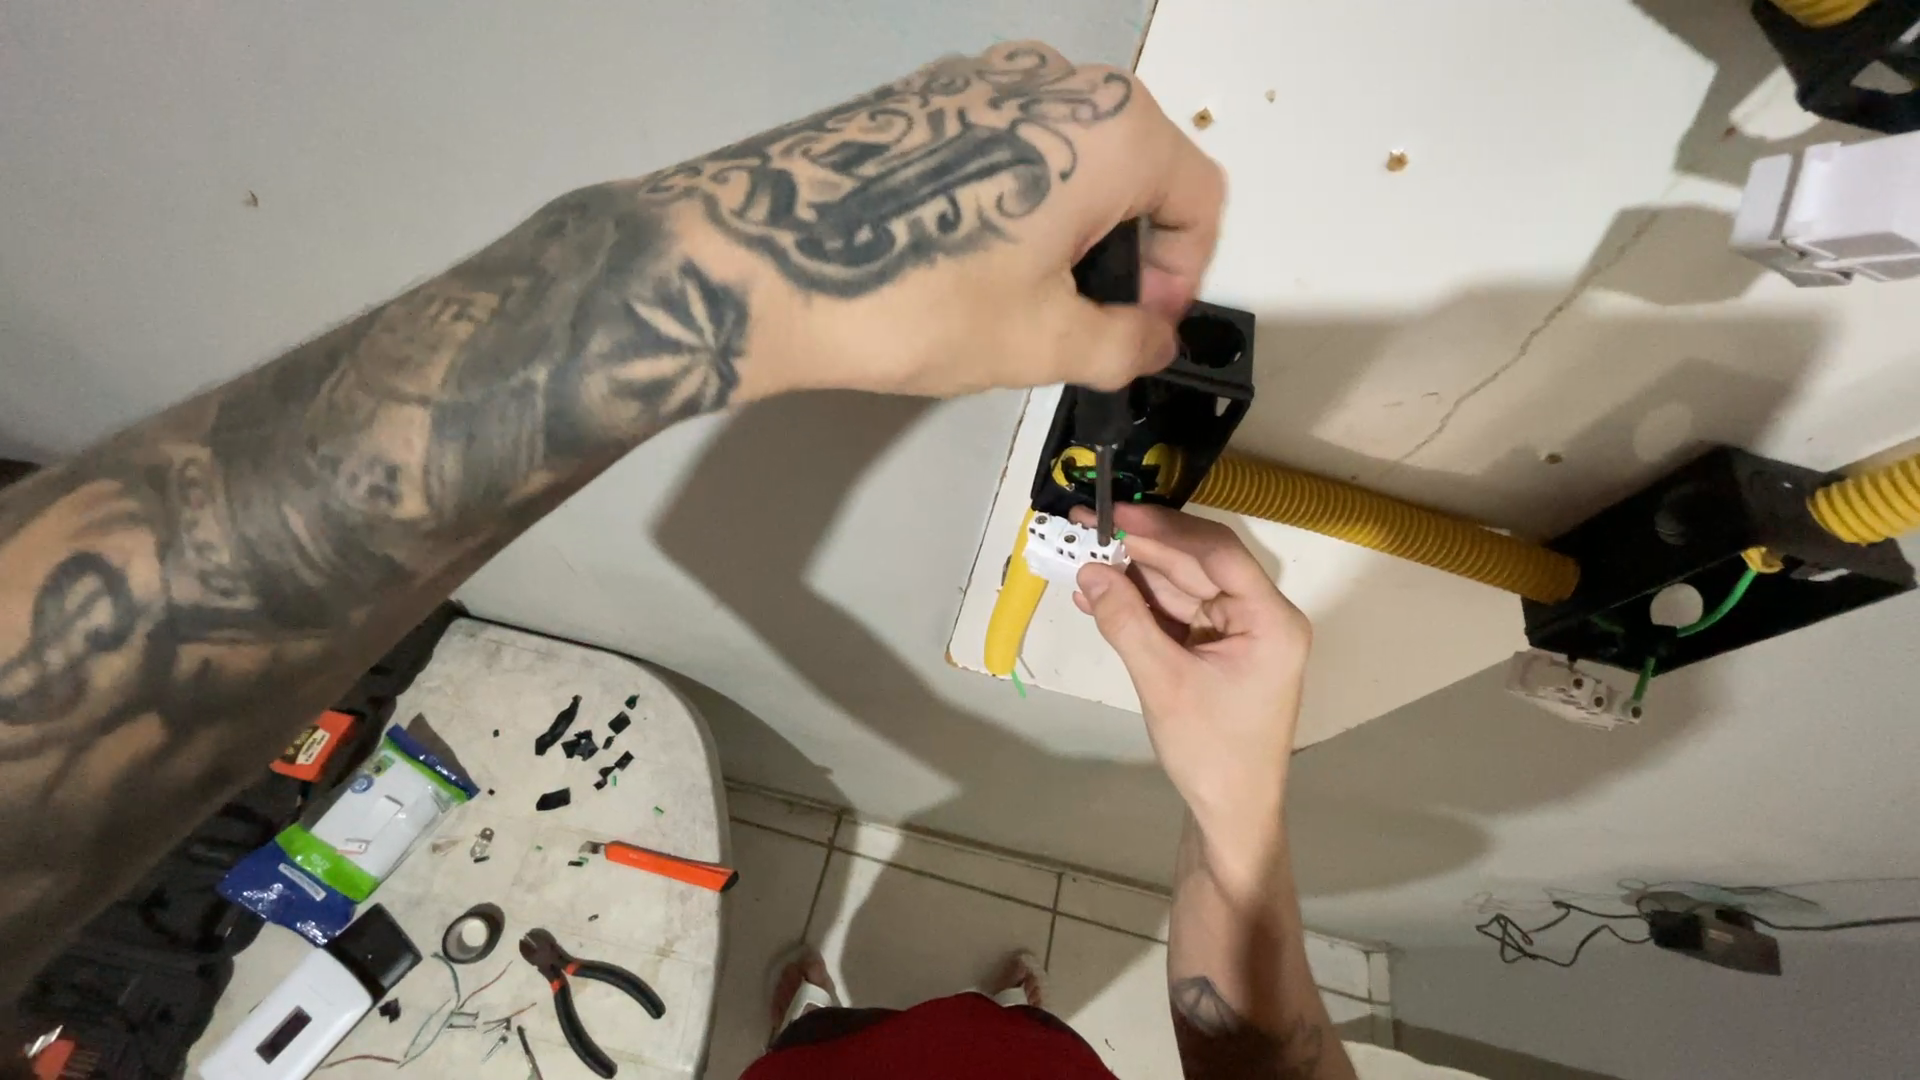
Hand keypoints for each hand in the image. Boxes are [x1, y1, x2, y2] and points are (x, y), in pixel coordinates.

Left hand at [656, 41, 1224, 399]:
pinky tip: (975, 258)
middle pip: (1139, 170)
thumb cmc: (928, 302)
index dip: (1186, 272)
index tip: (1147, 327)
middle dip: (1132, 253)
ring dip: (1077, 232)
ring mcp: (986, 77)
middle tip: (1092, 322)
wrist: (769, 262)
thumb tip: (1157, 338)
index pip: (1198, 195)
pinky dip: (1024, 204)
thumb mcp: (1044, 343)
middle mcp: (1058, 79)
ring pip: (1072, 158)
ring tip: (1030, 299)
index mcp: (1112, 130)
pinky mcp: (929, 95)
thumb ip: (1126, 344)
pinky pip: (1012, 147)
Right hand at [1071, 505, 1309, 886]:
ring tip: (1080, 550)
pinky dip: (1133, 603)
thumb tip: (1087, 571)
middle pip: (1194, 564)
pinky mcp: (1209, 646)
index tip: (1117, 514)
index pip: (1218, 553)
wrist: (1230, 812)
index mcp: (1269, 620)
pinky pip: (1169, 612)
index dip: (1165, 529)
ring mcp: (1232, 631)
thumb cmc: (1211, 751)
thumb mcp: (1163, 684)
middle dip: (1139, 544)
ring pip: (1176, 584)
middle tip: (1087, 522)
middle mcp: (1256, 616)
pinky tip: (1094, 592)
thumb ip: (1125, 623)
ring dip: (1130, 571)